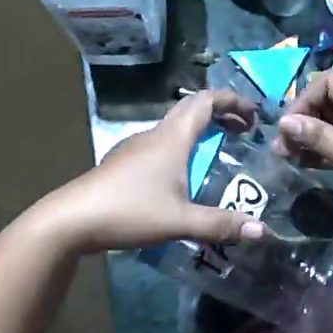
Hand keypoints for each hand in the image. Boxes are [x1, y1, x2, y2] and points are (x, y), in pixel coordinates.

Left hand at [39, 89, 268, 251]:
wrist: (70, 220)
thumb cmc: (128, 211)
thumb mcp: (180, 221)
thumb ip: (220, 224)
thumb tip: (261, 231)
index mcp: (172, 139)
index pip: (206, 102)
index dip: (233, 102)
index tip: (254, 115)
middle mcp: (155, 135)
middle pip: (191, 109)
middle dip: (221, 114)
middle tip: (243, 130)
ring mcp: (135, 147)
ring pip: (175, 127)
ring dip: (201, 130)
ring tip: (219, 150)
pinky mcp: (123, 163)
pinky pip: (161, 144)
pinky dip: (183, 147)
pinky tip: (184, 175)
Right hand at [276, 72, 332, 230]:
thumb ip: (319, 137)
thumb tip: (283, 122)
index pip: (329, 83)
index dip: (304, 100)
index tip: (285, 126)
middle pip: (326, 103)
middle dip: (302, 120)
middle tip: (280, 145)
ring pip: (328, 125)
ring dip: (306, 137)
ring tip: (283, 155)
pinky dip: (317, 150)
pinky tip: (298, 161)